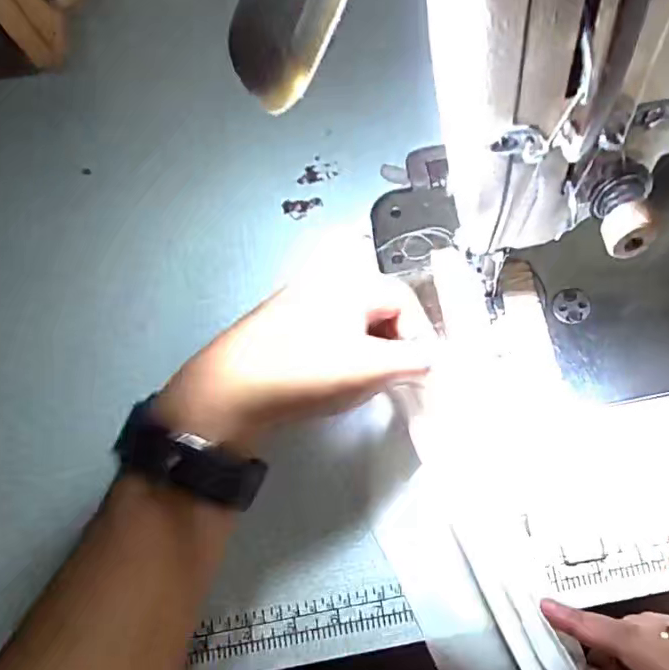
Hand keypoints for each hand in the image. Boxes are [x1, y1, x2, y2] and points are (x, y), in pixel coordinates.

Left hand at [158, 264, 433, 453]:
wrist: (235, 389)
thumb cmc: (307, 371)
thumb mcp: (373, 368)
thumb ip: (414, 362)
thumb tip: (433, 360)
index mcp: (351, 282)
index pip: (406, 299)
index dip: (421, 334)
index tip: (424, 368)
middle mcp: (329, 280)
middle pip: (384, 305)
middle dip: (401, 340)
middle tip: (403, 372)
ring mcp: (306, 299)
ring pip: (361, 319)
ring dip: (378, 347)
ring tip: (377, 377)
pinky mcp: (291, 323)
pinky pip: (338, 329)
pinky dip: (354, 350)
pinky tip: (347, 375)